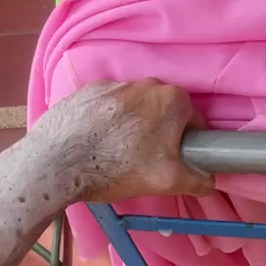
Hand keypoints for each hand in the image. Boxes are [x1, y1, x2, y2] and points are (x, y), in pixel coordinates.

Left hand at [23, 79, 214, 206]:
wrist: (55, 163)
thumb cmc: (117, 168)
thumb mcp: (167, 181)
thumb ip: (198, 180)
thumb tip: (211, 182)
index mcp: (172, 99)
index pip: (192, 121)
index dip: (185, 144)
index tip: (171, 161)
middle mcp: (146, 83)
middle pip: (162, 111)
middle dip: (158, 132)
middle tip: (142, 160)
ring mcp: (113, 84)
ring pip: (134, 107)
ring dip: (130, 125)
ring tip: (113, 153)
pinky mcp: (85, 90)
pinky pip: (105, 105)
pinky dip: (104, 121)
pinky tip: (92, 142)